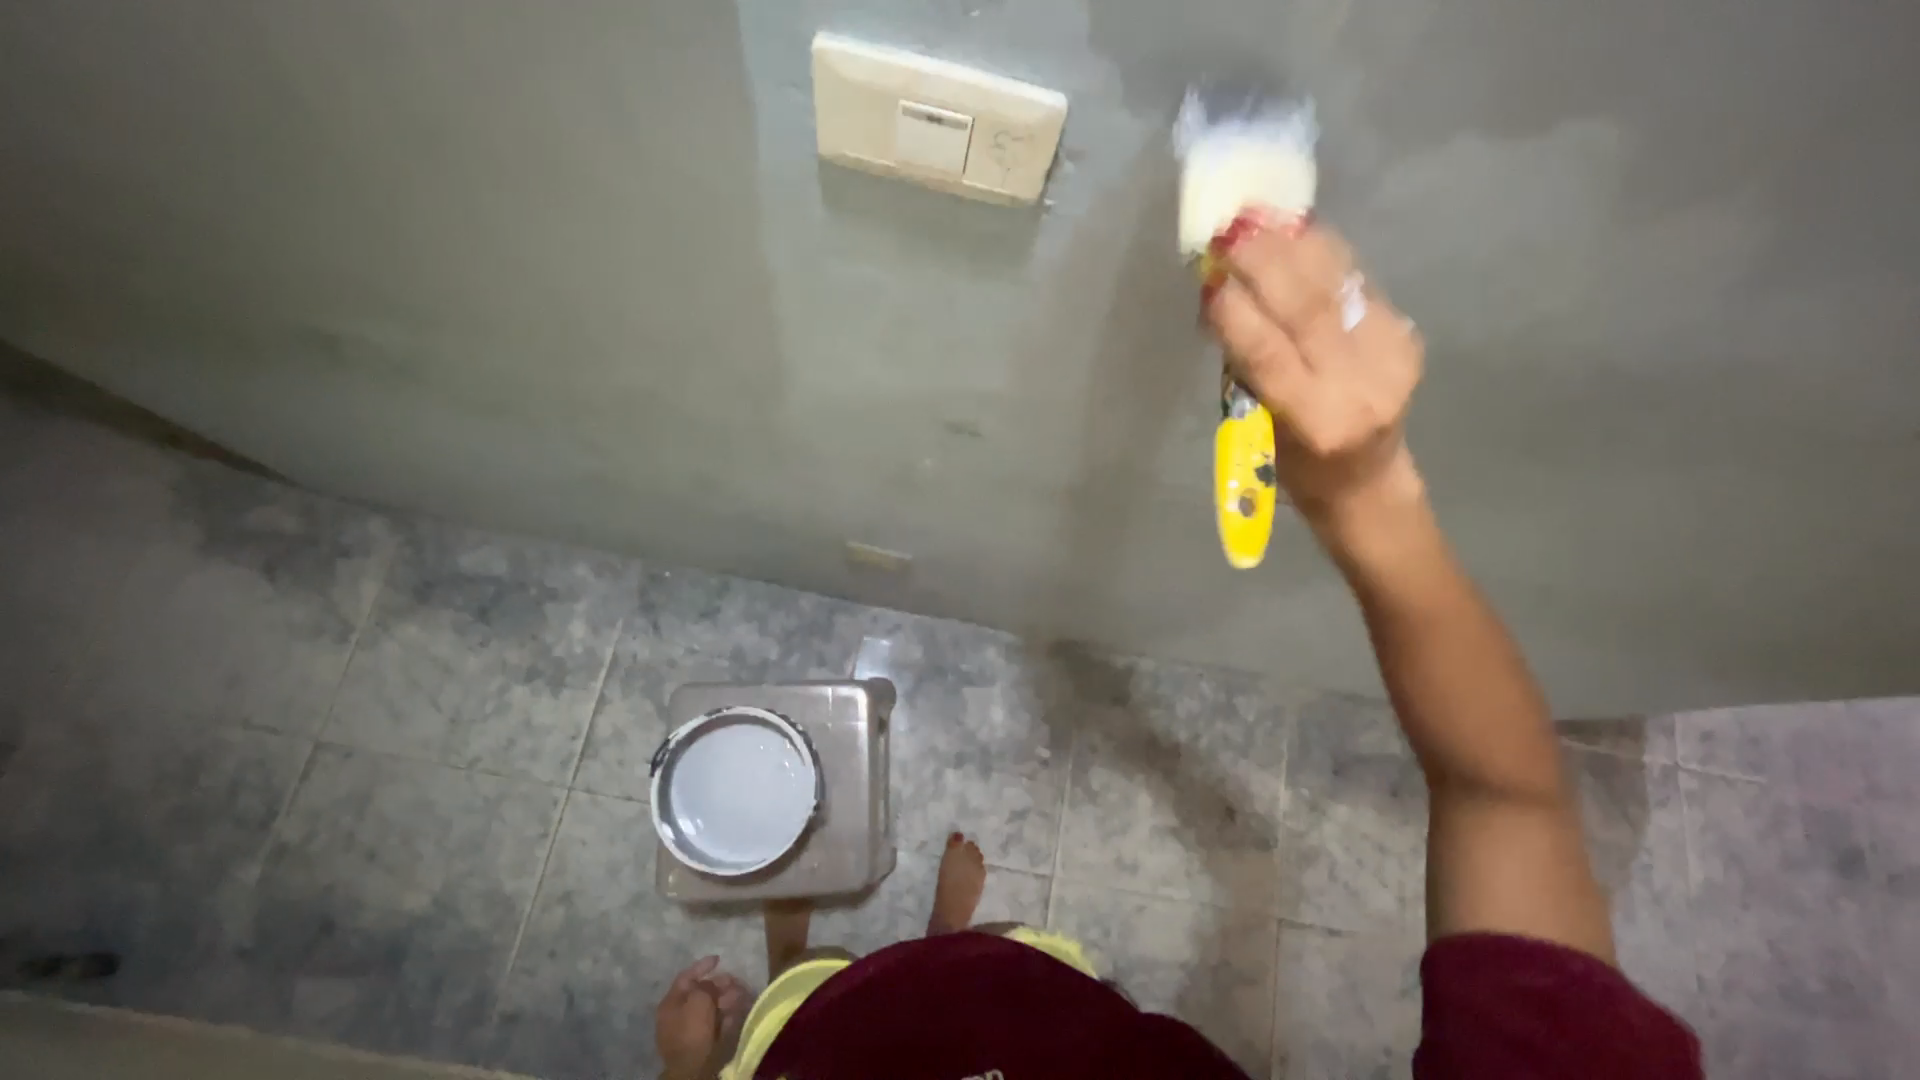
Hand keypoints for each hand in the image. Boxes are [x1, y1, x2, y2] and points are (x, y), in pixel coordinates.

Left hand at [655, 955, 748, 1079]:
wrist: (692, 1070)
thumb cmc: (692, 1030)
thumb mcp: (699, 1000)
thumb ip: (707, 986)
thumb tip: (713, 984)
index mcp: (670, 1003)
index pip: (686, 977)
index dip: (703, 966)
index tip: (719, 958)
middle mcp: (677, 1015)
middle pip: (701, 993)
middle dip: (720, 985)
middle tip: (736, 981)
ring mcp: (688, 1031)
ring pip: (710, 1008)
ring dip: (726, 999)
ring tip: (740, 996)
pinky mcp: (700, 1044)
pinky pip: (715, 1024)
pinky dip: (725, 1017)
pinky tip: (736, 1013)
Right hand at [1204, 215, 1425, 524]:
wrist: (1366, 481)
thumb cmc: (1295, 465)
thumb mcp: (1259, 426)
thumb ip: (1246, 363)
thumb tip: (1223, 293)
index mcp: (1315, 422)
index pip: (1270, 354)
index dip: (1238, 312)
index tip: (1209, 275)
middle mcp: (1359, 386)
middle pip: (1309, 308)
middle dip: (1266, 262)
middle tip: (1230, 229)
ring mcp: (1390, 356)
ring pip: (1338, 285)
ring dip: (1295, 245)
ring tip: (1261, 216)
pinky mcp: (1406, 334)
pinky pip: (1356, 283)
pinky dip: (1323, 254)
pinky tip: (1296, 233)